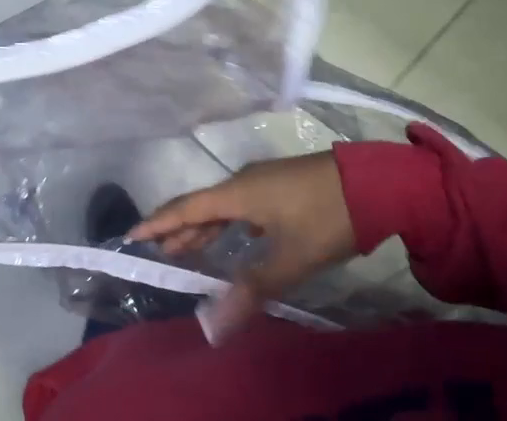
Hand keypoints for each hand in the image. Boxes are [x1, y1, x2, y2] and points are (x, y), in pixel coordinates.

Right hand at [128, 152, 356, 336]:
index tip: (132, 235)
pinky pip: (240, 205)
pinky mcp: (280, 186)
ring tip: (188, 248)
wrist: (374, 184)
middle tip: (157, 251)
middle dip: (177, 229)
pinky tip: (237, 237)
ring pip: (222, 206)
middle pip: (200, 206)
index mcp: (237, 194)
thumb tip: (215, 324)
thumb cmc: (325, 217)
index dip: (158, 223)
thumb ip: (252, 289)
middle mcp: (242, 182)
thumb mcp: (291, 259)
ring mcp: (263, 181)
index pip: (186, 209)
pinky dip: (227, 224)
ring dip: (203, 227)